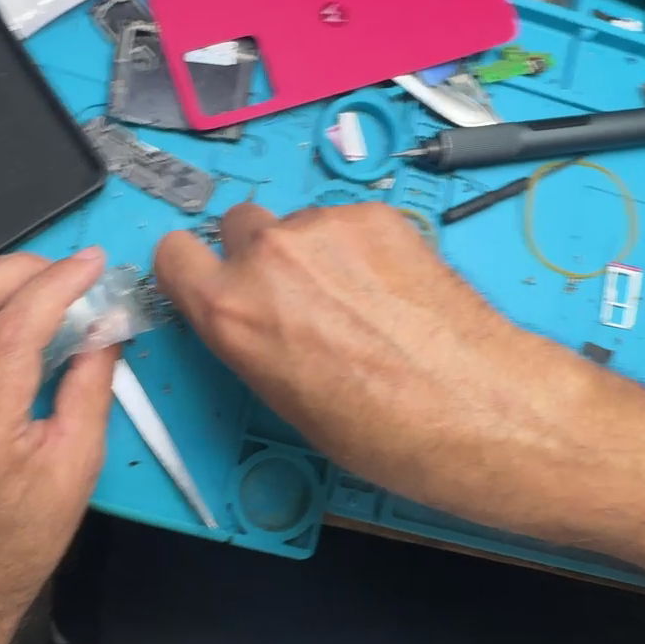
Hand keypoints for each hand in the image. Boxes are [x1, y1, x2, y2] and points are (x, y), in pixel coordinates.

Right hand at [154, 202, 590, 523]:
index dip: (193, 269)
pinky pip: (347, 221)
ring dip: (314, 251)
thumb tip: (249, 316)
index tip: (209, 276)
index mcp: (228, 312)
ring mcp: (323, 229)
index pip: (173, 254)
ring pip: (297, 224)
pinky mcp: (375, 216)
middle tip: (296, 293)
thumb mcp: (280, 396)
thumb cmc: (380, 427)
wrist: (471, 407)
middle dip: (257, 255)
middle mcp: (267, 259)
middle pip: (237, 225)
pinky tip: (388, 287)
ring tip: (356, 299)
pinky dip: (360, 245)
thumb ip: (248, 337)